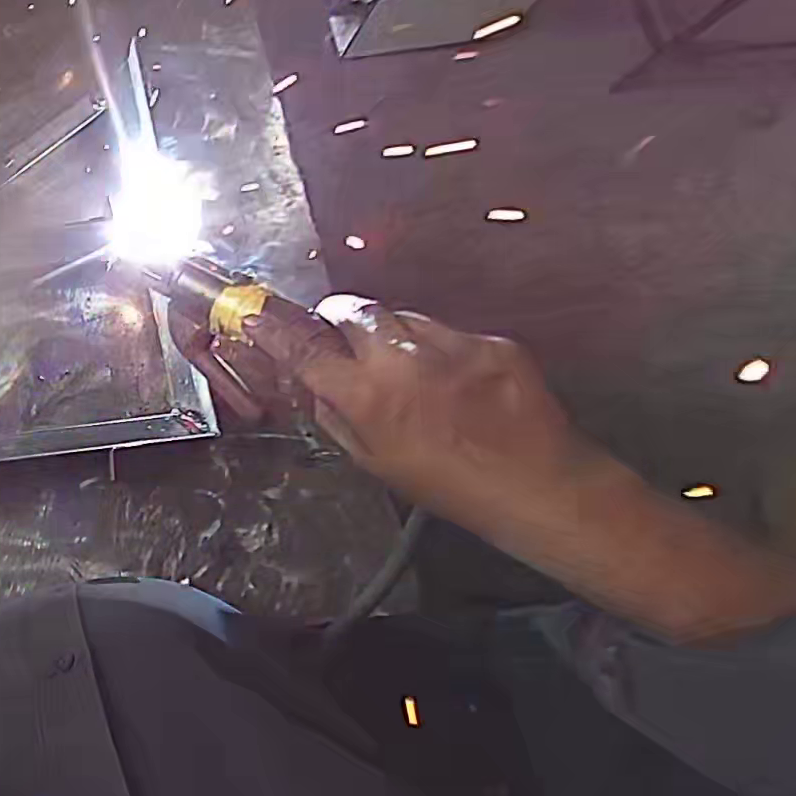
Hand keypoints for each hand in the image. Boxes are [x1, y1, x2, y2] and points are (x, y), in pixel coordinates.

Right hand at [230, 298, 605, 532]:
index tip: (257, 318)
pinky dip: (434, 346)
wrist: (537, 485)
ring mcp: (453, 345)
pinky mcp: (492, 342)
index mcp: (366, 395)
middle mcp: (404, 360)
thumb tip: (316, 385)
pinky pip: (446, 331)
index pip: (305, 350)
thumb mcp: (369, 458)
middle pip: (353, 310)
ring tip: (398, 361)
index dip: (275, 332)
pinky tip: (446, 376)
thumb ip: (334, 415)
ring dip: (385, 330)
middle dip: (336, 315)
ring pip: (400, 315)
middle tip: (333, 330)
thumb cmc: (443, 482)